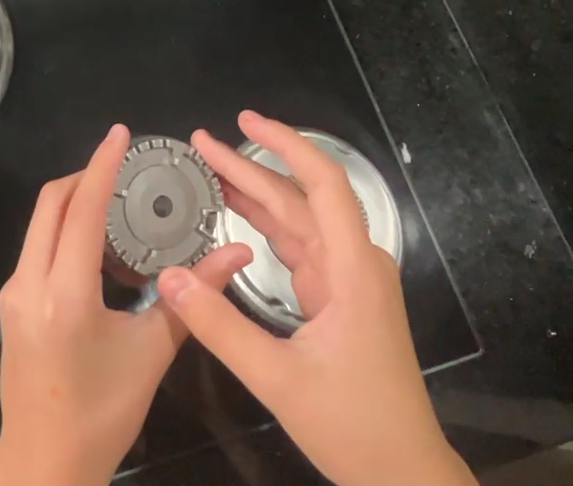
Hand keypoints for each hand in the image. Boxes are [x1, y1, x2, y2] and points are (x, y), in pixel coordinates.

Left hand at [0, 123, 251, 485]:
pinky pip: (35, 248)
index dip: (101, 166)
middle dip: (84, 176)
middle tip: (122, 167)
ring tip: (115, 204)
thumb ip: (192, 298)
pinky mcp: (10, 305)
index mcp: (64, 293)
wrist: (44, 465)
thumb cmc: (103, 413)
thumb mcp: (152, 354)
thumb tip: (236, 254)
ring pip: (38, 225)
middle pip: (50, 205)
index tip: (119, 134)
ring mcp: (13, 293)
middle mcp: (28, 283)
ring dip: (72, 203)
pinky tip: (95, 247)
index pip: (80, 210)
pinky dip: (62, 231)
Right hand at [158, 112, 476, 485]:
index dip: (286, 144)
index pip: (323, 184)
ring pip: (297, 221)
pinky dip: (265, 227)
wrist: (402, 473)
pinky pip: (298, 248)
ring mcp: (347, 279)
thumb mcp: (277, 378)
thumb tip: (170, 276)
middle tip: (200, 142)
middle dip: (250, 166)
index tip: (245, 120)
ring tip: (208, 168)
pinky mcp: (338, 298)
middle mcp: (353, 262)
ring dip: (254, 194)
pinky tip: (236, 214)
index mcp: (351, 269)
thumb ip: (219, 325)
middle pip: (299, 198)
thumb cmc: (352, 425)